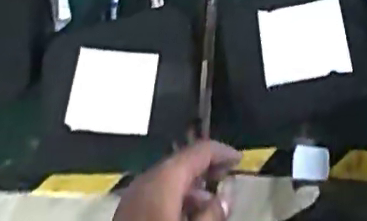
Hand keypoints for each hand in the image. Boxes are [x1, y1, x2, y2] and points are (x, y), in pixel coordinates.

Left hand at [114, 139, 240, 220]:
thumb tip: (223, 198)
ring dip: (192, 190)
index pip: (197, 152)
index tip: (239, 160)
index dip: (220, 153)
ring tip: (212, 206)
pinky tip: (188, 219)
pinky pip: (157, 198)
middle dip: (205, 171)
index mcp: (163, 178)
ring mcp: (134, 198)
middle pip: (181, 164)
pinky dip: (176, 202)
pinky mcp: (128, 216)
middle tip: (228, 179)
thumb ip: (211, 216)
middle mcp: (147, 180)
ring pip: (168, 182)